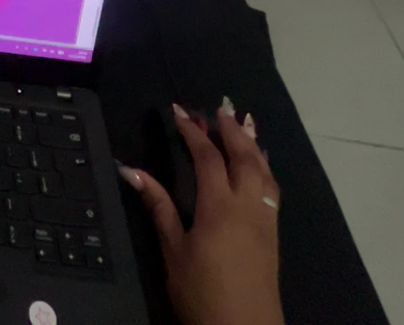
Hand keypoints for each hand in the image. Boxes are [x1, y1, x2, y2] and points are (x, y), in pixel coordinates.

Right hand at [118, 100, 282, 324]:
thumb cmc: (202, 295)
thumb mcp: (173, 250)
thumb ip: (158, 206)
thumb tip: (131, 170)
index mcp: (220, 209)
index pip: (208, 159)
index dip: (193, 132)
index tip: (178, 110)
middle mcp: (247, 210)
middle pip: (245, 159)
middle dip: (232, 131)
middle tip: (222, 107)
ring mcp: (264, 224)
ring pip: (264, 174)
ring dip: (254, 146)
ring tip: (246, 125)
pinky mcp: (272, 239)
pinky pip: (271, 192)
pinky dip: (265, 169)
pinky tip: (260, 166)